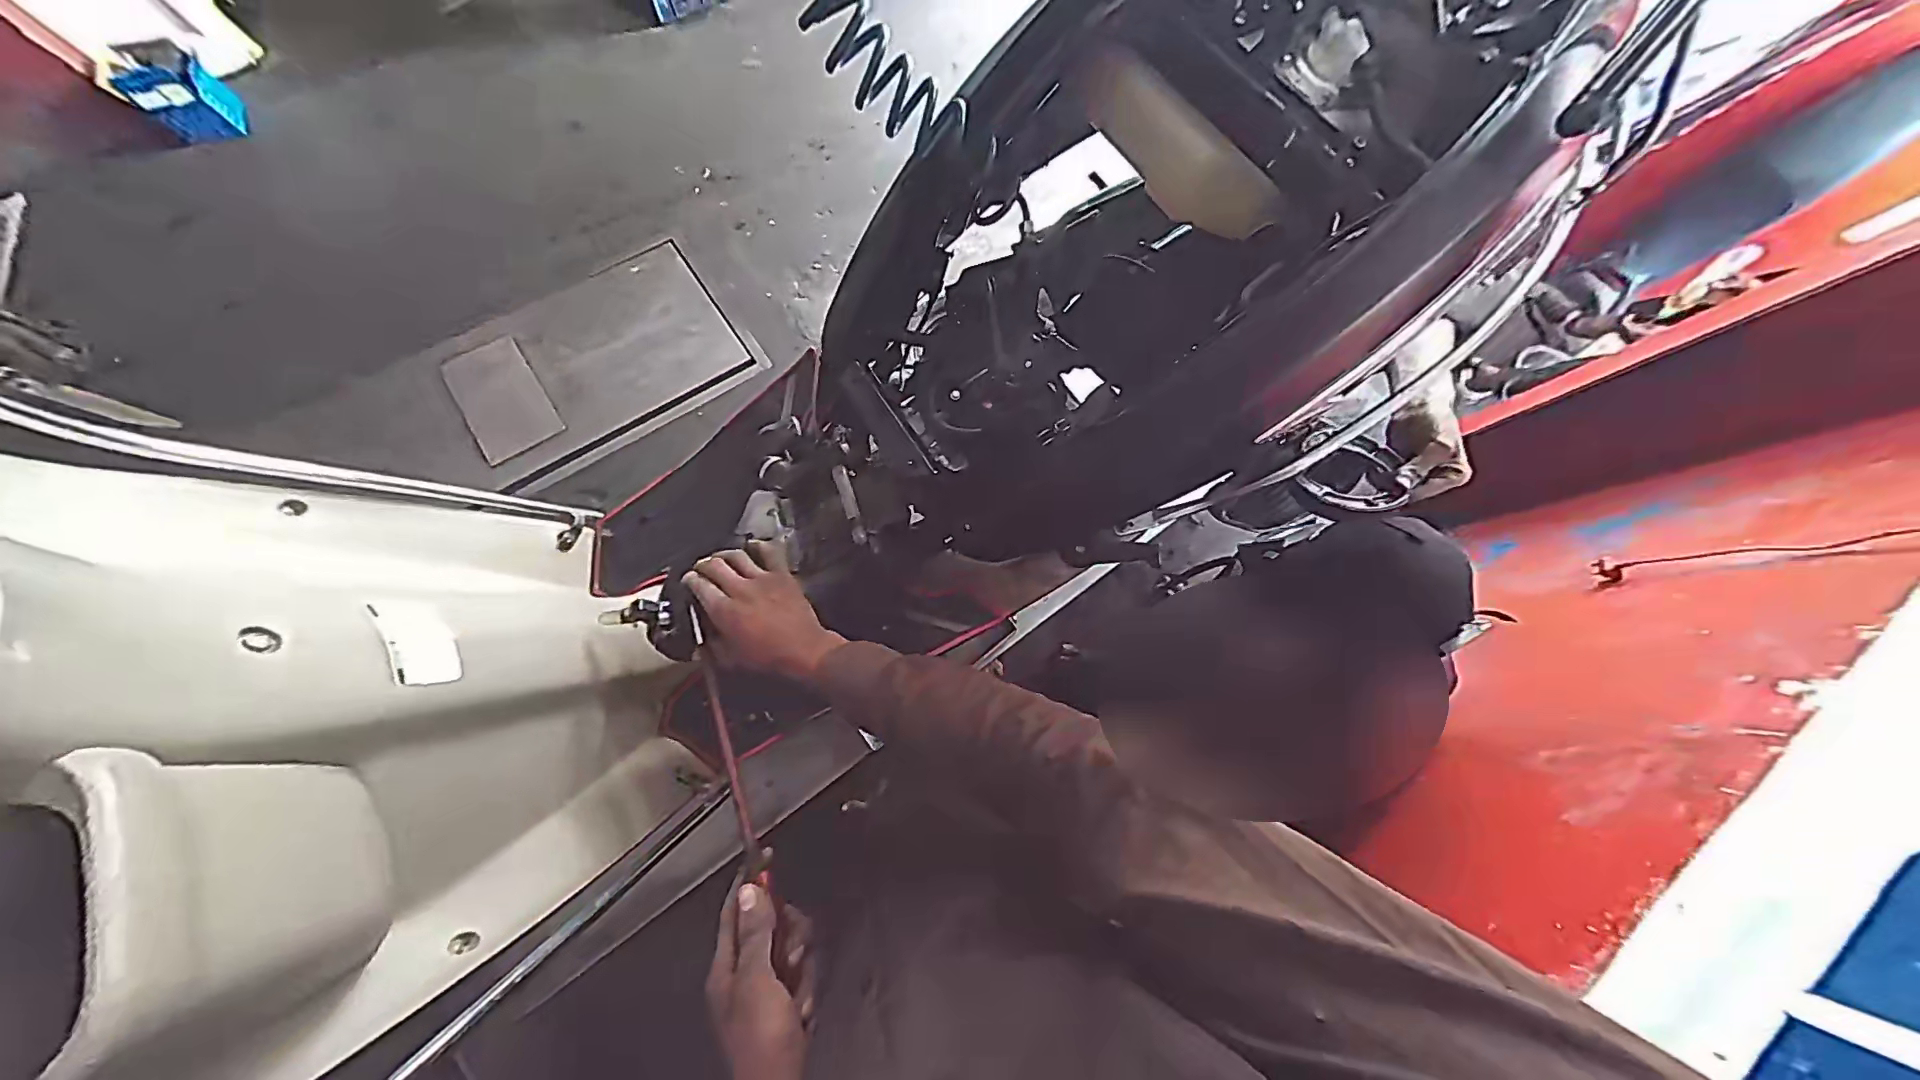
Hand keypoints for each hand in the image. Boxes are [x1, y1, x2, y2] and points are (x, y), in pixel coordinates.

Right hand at [684, 541, 846, 686]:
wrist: (803, 650)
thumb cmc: (767, 658)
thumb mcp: (729, 658)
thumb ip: (710, 641)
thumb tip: (702, 628)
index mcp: (724, 610)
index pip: (699, 585)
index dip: (690, 580)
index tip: (689, 581)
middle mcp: (740, 589)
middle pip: (713, 565)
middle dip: (702, 565)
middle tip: (701, 569)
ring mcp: (762, 579)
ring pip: (736, 555)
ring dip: (723, 554)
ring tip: (720, 558)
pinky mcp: (782, 575)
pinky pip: (769, 552)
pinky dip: (758, 546)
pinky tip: (752, 547)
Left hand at [707, 879, 816, 1079]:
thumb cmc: (761, 1034)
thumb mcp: (757, 979)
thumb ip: (755, 932)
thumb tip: (749, 888)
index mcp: (726, 966)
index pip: (733, 910)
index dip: (748, 881)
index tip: (766, 854)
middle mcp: (743, 970)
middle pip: (769, 924)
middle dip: (788, 934)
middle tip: (793, 954)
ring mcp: (765, 985)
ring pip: (789, 945)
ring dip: (800, 963)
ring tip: (798, 990)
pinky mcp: (785, 997)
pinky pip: (801, 970)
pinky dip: (806, 984)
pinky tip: (802, 1006)